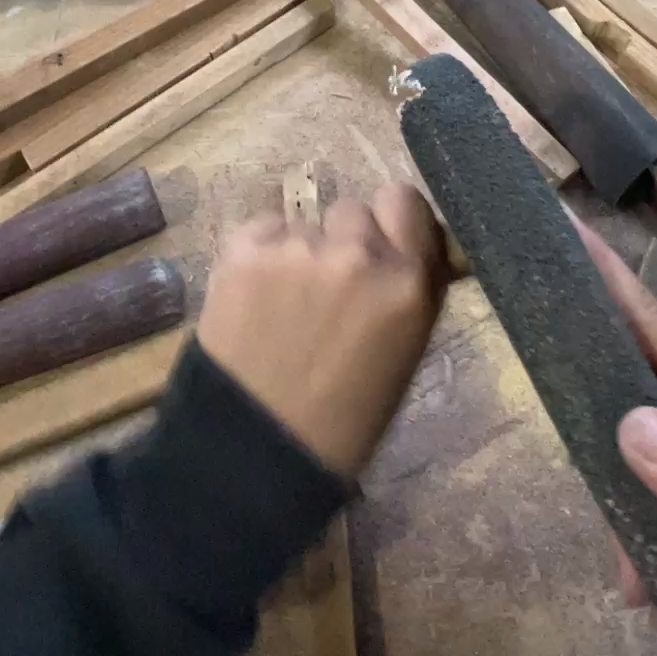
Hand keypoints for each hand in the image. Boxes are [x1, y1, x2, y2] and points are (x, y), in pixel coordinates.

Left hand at [198, 184, 446, 478]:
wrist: (252, 454)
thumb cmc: (340, 422)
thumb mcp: (402, 354)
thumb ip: (410, 290)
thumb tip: (410, 249)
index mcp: (407, 285)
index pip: (406, 201)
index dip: (392, 220)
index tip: (380, 244)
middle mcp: (359, 255)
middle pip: (353, 211)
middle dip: (345, 241)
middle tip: (326, 287)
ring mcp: (299, 248)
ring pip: (305, 224)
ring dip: (300, 252)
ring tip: (282, 306)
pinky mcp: (245, 250)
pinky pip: (263, 230)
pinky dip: (260, 255)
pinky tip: (253, 300)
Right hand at [573, 218, 656, 655]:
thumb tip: (631, 425)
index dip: (605, 281)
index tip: (558, 231)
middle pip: (642, 363)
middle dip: (593, 386)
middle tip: (559, 425)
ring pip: (647, 415)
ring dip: (622, 473)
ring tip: (626, 557)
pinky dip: (645, 500)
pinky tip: (647, 562)